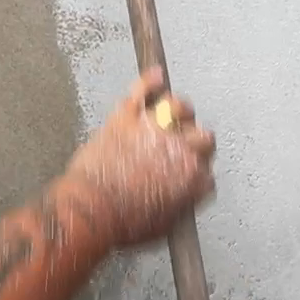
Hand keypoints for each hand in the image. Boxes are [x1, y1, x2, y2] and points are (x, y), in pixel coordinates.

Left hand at [63, 67, 216, 247]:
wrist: (92, 208)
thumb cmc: (123, 221)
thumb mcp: (162, 225)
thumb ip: (181, 205)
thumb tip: (183, 199)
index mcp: (191, 178)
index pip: (207, 171)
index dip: (198, 172)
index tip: (192, 174)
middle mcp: (180, 149)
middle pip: (204, 136)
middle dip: (198, 141)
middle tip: (188, 143)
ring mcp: (153, 128)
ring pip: (179, 107)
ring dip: (181, 110)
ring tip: (178, 111)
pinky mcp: (128, 116)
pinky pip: (143, 90)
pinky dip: (150, 80)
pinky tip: (156, 74)